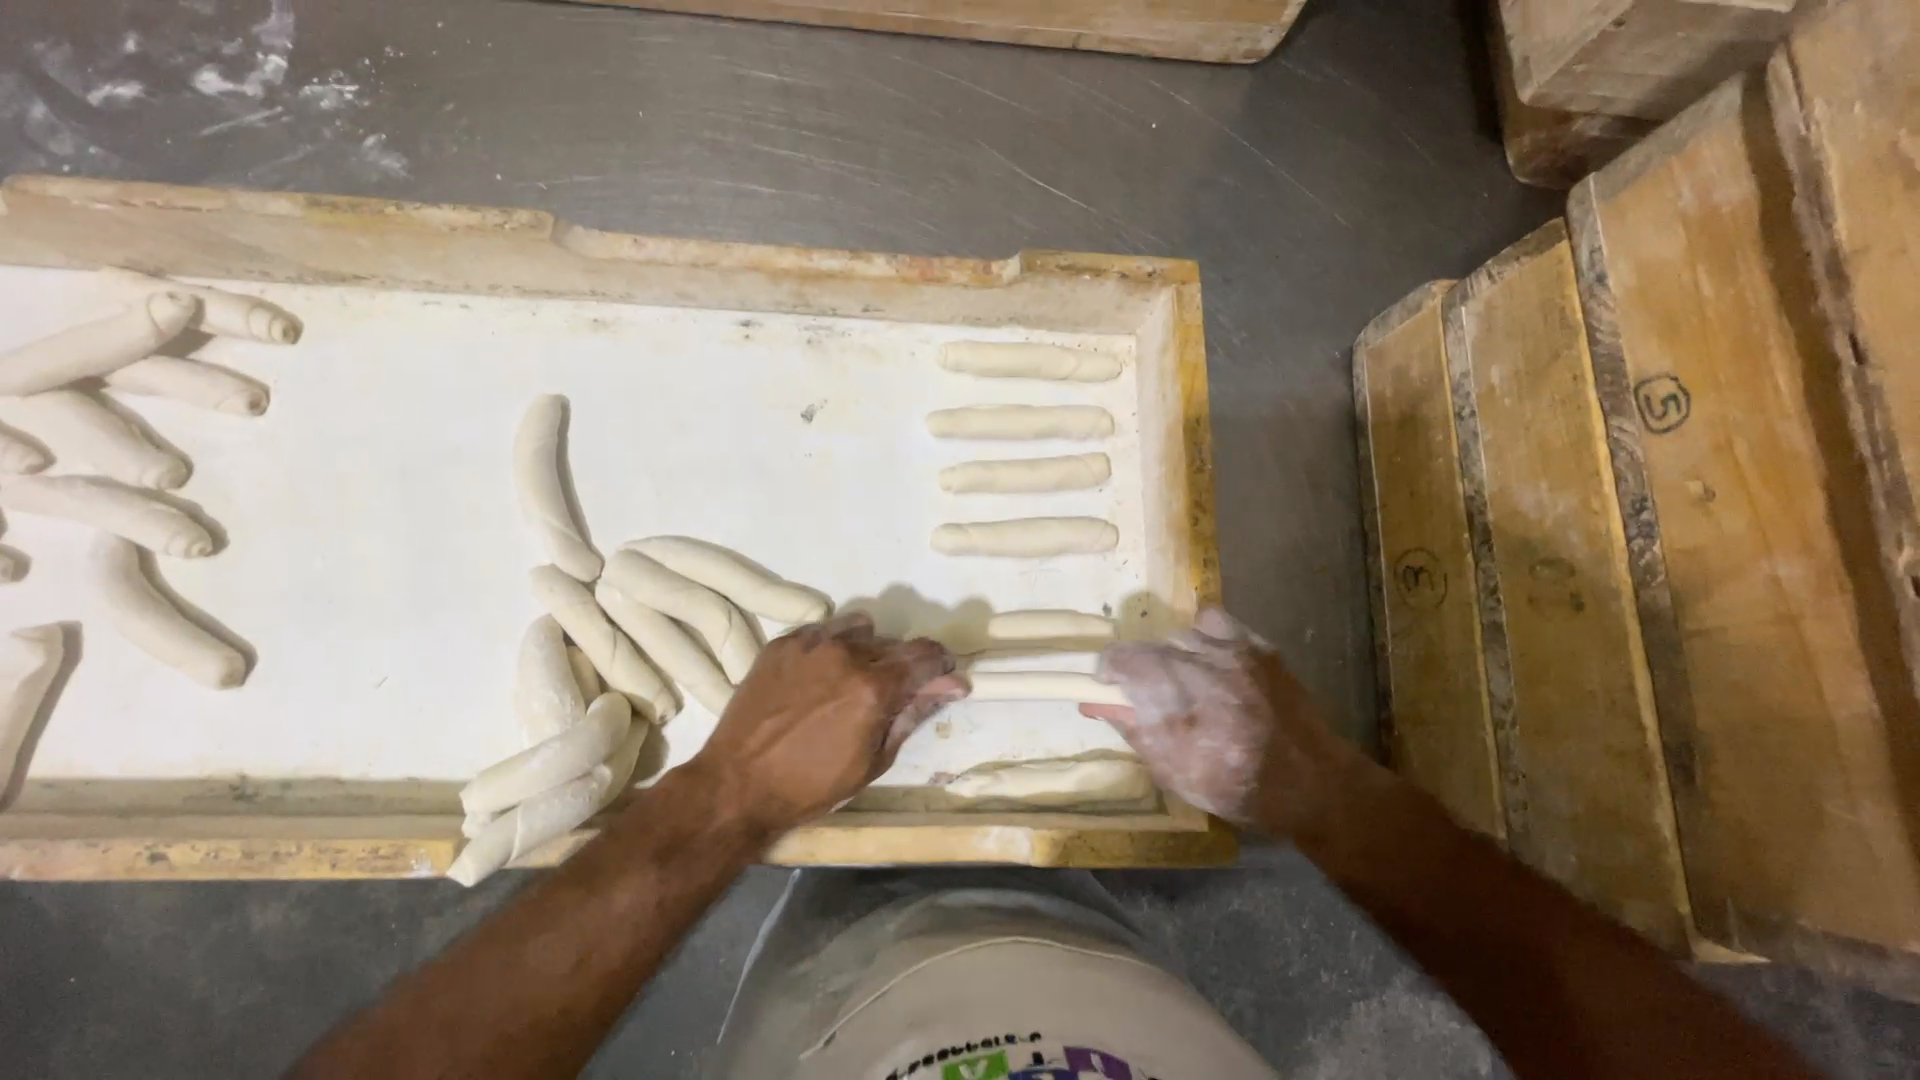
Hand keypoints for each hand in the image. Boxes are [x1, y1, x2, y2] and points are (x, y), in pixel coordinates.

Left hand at [691, 611, 965, 836]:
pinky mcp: (783, 644)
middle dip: (909, 664)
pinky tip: (825, 673)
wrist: (738, 784)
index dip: (943, 665)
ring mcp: (811, 645)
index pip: (927, 657)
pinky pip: (825, 630)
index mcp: (875, 687)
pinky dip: (836, 645)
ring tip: (858, 678)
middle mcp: (847, 654)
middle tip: (900, 689)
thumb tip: (950, 687)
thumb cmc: (812, 786)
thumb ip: (912, 715)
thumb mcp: (874, 761)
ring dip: (872, 649)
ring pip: (862, 630)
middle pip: (897, 643)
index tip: (945, 677)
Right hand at [1081, 607, 1364, 834]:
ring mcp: (1234, 647)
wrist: (1312, 784)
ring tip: (1189, 686)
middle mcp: (1202, 659)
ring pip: (1181, 634)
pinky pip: (1215, 623)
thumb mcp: (1171, 770)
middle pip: (1150, 646)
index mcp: (1176, 691)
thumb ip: (1132, 727)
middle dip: (1142, 670)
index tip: (1111, 693)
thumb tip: (1095, 701)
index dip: (1107, 674)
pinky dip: (1205, 638)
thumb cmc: (1236, 787)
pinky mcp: (1258, 645)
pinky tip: (1213, 665)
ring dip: (1174, 656)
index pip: (1119, 657)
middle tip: (1154, 702)